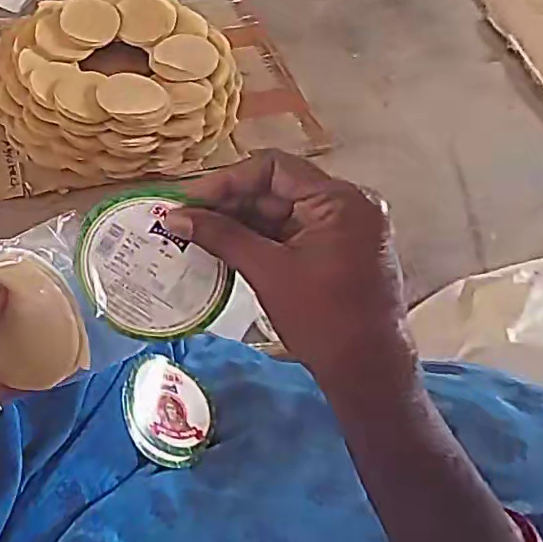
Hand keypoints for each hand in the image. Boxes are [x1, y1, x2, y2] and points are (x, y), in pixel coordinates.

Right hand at [167, 151, 415, 386]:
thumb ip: (221, 235)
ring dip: (239, 219)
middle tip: (187, 216)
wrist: (366, 373)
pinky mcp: (335, 248)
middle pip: (276, 187)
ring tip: (197, 230)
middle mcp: (346, 204)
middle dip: (229, 201)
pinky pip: (288, 230)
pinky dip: (256, 236)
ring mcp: (343, 227)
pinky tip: (223, 244)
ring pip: (279, 209)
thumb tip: (175, 216)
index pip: (274, 168)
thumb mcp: (267, 270)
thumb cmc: (322, 318)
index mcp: (339, 200)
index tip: (191, 199)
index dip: (227, 180)